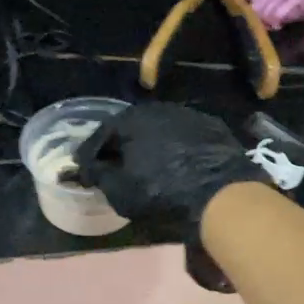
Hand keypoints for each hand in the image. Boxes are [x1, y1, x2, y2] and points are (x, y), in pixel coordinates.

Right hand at [70, 102, 268, 234]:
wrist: (220, 194)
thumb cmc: (160, 192)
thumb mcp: (119, 191)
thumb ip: (99, 175)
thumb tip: (87, 168)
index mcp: (129, 121)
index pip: (100, 135)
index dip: (89, 155)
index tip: (84, 169)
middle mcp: (157, 109)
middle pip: (130, 128)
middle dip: (119, 146)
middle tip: (112, 165)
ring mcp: (188, 115)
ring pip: (158, 129)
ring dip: (147, 145)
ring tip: (143, 165)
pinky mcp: (212, 127)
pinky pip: (183, 136)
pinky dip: (173, 147)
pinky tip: (173, 163)